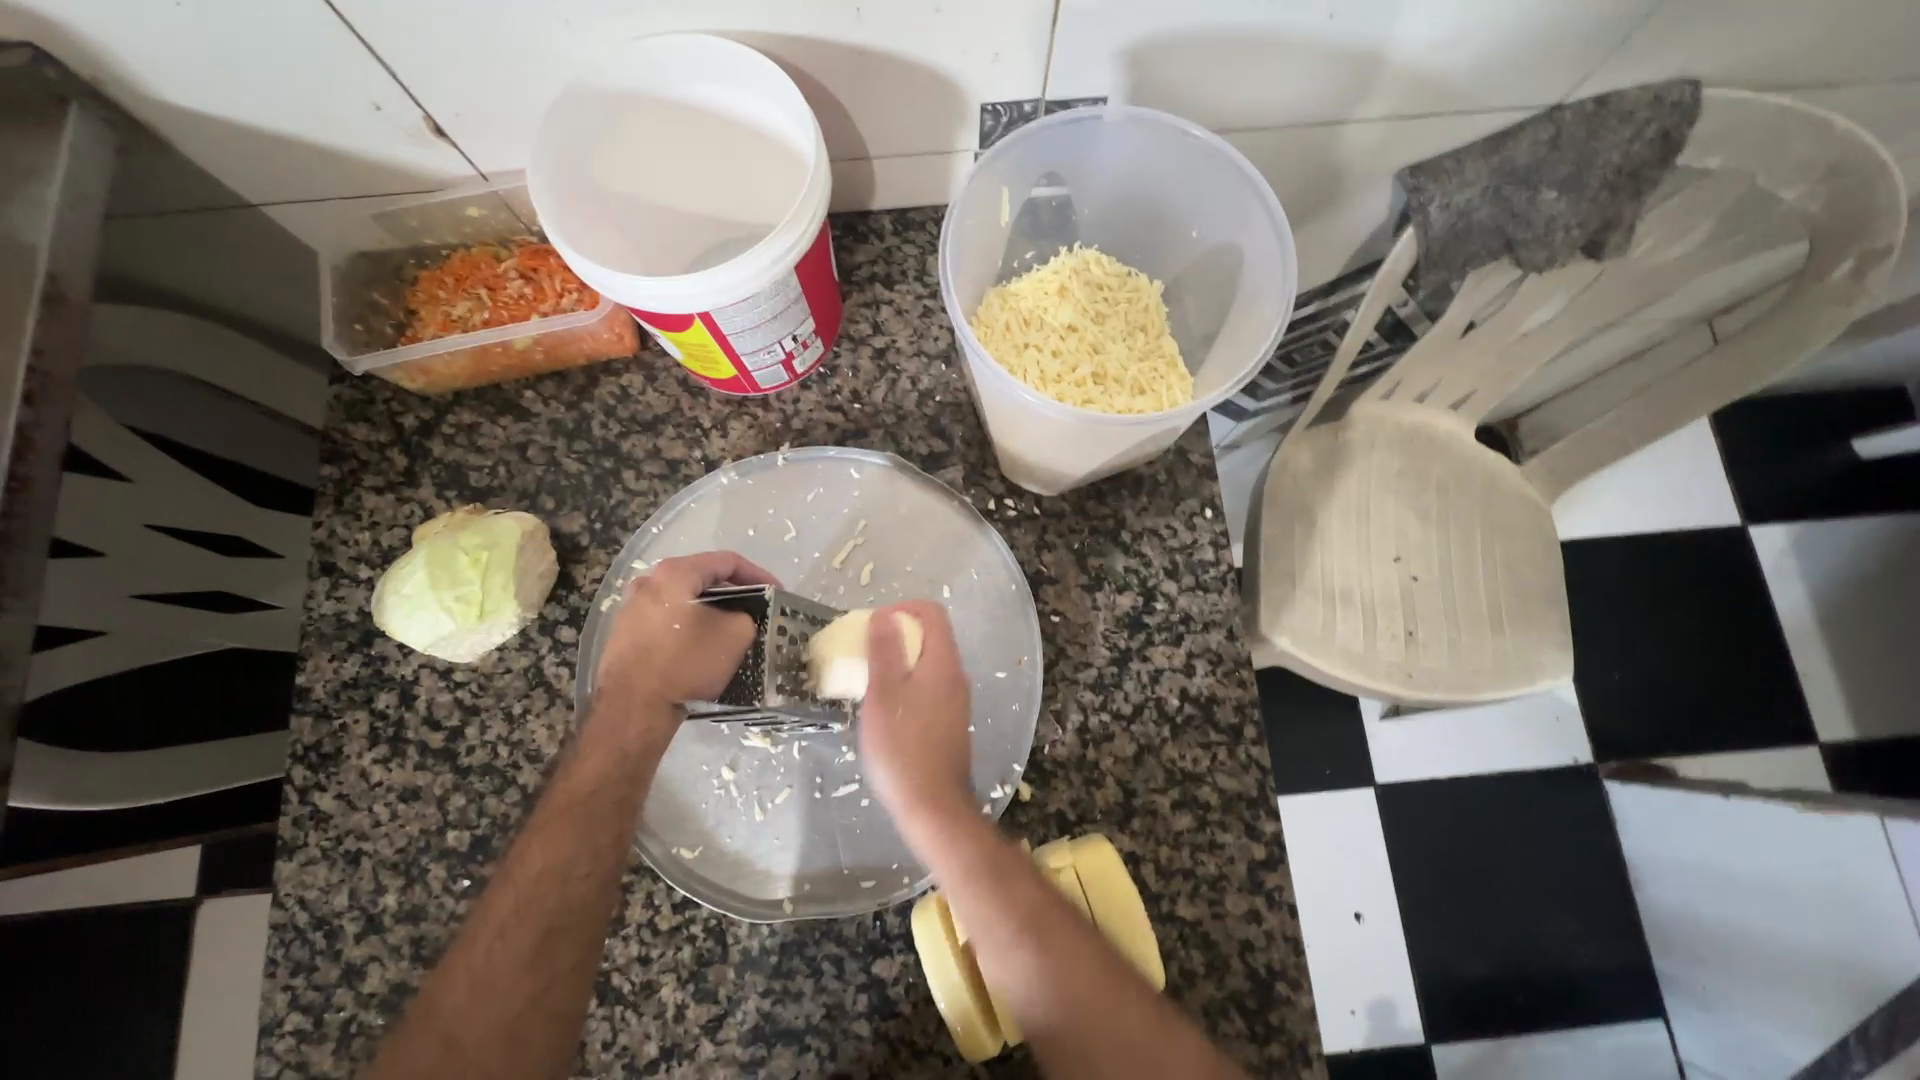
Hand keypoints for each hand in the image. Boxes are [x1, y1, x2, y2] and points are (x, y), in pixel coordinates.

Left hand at [594, 551, 779, 720]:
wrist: (632, 707)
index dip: (759, 575)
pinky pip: (668, 625)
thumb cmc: (686, 661)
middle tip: (756, 612)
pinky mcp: (627, 636)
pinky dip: (690, 631)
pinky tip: (704, 651)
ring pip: (684, 604)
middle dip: (734, 595)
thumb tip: (737, 619)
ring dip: (711, 615)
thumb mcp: (736, 634)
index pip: (727, 561)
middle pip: (702, 581)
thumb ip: (746, 615)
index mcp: (675, 573)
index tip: (777, 592)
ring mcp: (633, 610)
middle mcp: (648, 583)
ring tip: (732, 633)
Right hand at [858, 601, 972, 821]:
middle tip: (864, 653)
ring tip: (869, 682)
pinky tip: (886, 710)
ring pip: (929, 664)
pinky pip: (930, 688)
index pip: (932, 612)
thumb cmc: (902, 749)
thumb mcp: (882, 695)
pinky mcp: (951, 723)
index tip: (873, 626)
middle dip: (897, 636)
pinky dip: (908, 685)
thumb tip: (884, 613)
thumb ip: (884, 651)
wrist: (933, 806)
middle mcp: (957, 676)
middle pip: (931, 636)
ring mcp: (957, 701)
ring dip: (900, 662)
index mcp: (943, 662)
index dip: (902, 609)